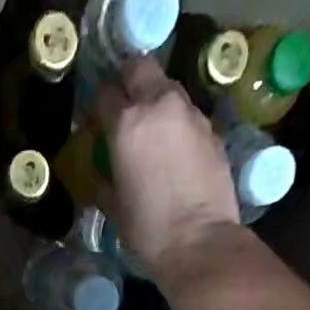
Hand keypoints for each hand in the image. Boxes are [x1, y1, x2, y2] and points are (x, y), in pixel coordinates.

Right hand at [94, 57, 240, 275]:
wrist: (200, 241)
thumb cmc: (147, 229)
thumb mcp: (113, 205)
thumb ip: (104, 177)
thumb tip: (101, 169)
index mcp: (127, 123)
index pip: (105, 94)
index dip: (98, 107)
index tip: (97, 123)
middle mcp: (160, 106)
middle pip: (140, 68)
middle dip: (129, 81)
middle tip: (124, 107)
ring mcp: (190, 114)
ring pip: (168, 88)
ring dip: (156, 100)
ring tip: (152, 130)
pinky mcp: (212, 130)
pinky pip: (187, 114)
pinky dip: (177, 122)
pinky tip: (174, 149)